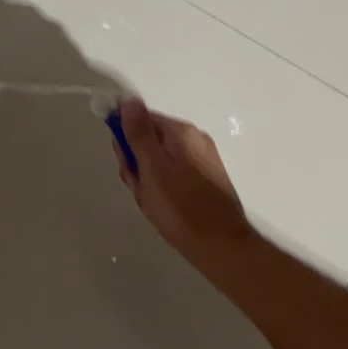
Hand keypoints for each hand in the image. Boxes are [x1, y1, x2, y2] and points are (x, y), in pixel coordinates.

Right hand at [115, 98, 254, 260]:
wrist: (222, 248)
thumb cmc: (180, 207)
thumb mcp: (151, 167)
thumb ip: (138, 132)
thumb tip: (129, 100)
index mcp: (182, 132)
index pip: (141, 118)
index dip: (126, 138)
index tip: (124, 161)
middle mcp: (195, 139)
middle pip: (151, 139)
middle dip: (137, 161)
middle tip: (139, 185)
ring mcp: (203, 160)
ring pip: (160, 160)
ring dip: (148, 176)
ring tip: (152, 201)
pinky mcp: (207, 180)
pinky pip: (174, 174)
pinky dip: (163, 186)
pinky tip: (164, 207)